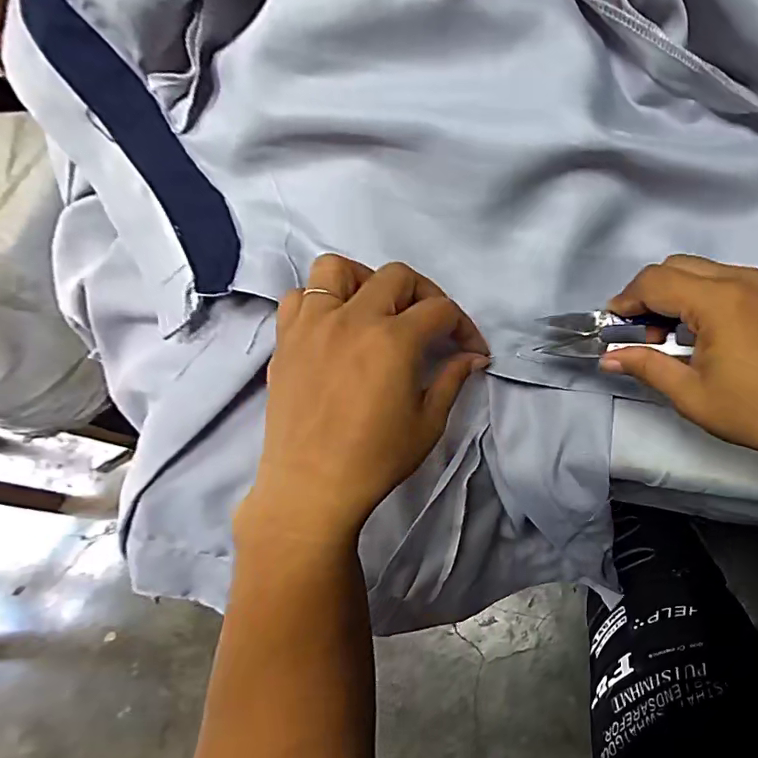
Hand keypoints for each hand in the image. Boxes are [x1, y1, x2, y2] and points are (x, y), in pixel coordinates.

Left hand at [236, 255, 489, 544]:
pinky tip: (335, 327)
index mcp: (393, 340)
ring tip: (376, 310)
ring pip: (338, 269)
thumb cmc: (376, 458)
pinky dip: (320, 301)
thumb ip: (452, 379)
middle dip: (425, 295)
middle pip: (397, 277)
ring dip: (365, 281)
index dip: (464, 326)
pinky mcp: (286, 340)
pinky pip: (299, 297)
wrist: (312, 487)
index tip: (471, 350)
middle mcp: (352, 320)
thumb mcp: (428, 421)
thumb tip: (472, 356)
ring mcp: (313, 325)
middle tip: (432, 325)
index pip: (440, 310)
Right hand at [601, 255, 757, 462]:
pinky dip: (717, 296)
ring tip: (683, 336)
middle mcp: (746, 278)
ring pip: (710, 270)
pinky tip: (719, 332)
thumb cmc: (751, 411)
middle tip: (648, 333)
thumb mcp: (690, 393)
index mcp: (719, 301)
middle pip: (680, 265)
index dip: (628, 299)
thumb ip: (646, 365)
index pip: (657, 281)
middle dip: (654, 293)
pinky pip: (740, 280)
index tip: (615, 322)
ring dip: (685, 293)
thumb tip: (609, 358)